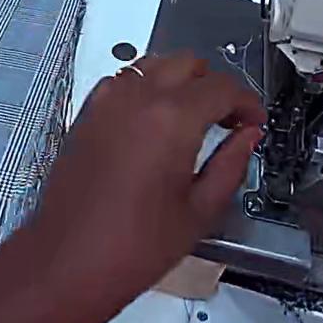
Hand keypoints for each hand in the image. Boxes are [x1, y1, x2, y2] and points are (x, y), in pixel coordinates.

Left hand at [20, 53, 264, 300]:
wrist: (70, 259)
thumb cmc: (130, 245)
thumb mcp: (199, 209)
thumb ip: (230, 164)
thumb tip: (246, 137)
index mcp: (171, 118)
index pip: (221, 87)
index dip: (246, 102)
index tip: (253, 120)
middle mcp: (135, 99)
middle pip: (187, 63)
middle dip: (214, 85)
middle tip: (229, 117)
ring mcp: (106, 102)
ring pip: (153, 65)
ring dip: (179, 80)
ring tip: (195, 116)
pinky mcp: (87, 113)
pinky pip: (123, 81)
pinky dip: (145, 88)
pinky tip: (155, 120)